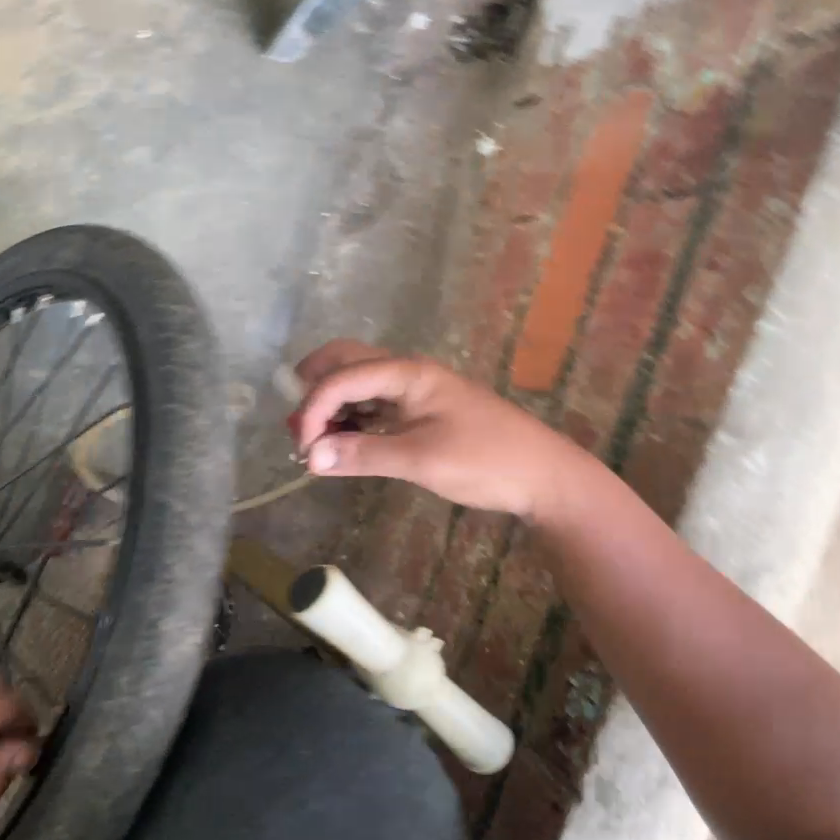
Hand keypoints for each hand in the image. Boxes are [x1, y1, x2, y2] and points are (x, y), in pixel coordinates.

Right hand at [288, 340, 596, 523]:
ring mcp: (415, 391)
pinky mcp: (421, 412)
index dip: (313, 409)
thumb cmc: (485, 461)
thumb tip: (311, 457)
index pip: (342, 377)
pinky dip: (352, 420)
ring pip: (358, 383)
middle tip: (296, 426)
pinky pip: (374, 405)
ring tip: (316, 443)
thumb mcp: (419, 460)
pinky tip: (345, 445)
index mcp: (408, 373)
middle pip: (346, 362)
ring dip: (331, 406)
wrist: (544, 477)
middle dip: (314, 389)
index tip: (303, 449)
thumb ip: (363, 455)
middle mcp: (407, 373)